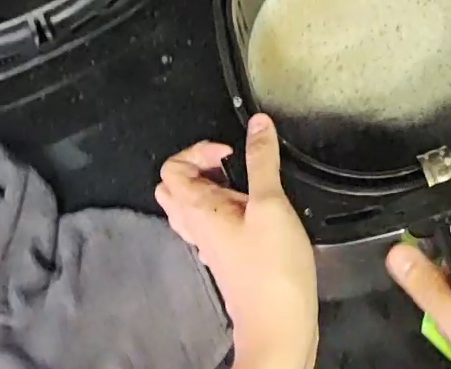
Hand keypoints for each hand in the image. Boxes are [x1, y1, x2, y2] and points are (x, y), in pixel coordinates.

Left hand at [157, 114, 318, 368]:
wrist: (279, 327)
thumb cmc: (272, 267)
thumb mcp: (271, 204)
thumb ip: (262, 161)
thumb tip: (257, 124)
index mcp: (199, 210)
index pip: (171, 169)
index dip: (198, 151)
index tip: (232, 154)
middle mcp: (197, 227)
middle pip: (174, 187)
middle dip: (199, 165)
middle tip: (231, 163)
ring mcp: (209, 245)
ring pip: (190, 205)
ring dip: (210, 185)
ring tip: (242, 181)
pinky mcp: (225, 256)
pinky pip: (208, 221)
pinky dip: (222, 205)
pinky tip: (250, 208)